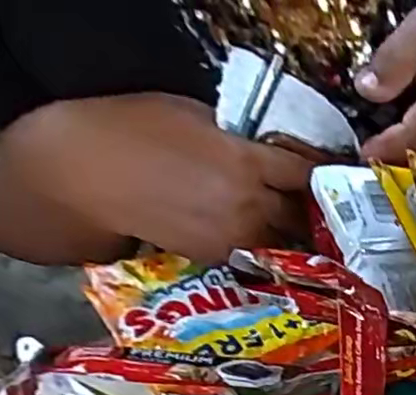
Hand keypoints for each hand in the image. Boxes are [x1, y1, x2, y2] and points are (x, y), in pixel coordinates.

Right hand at [3, 94, 312, 264]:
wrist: (84, 176)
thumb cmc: (131, 131)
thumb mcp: (193, 116)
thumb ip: (240, 138)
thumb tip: (269, 150)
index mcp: (246, 164)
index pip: (305, 174)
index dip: (321, 175)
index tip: (331, 176)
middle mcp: (251, 205)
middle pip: (303, 215)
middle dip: (310, 210)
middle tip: (312, 205)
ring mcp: (239, 236)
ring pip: (287, 240)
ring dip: (291, 234)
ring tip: (290, 225)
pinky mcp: (224, 258)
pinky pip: (259, 253)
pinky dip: (264, 246)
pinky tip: (257, 236)